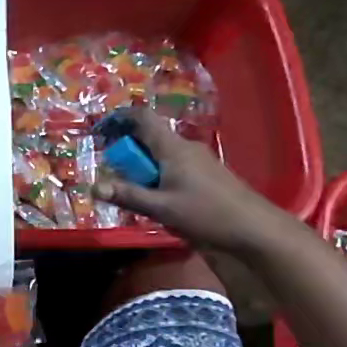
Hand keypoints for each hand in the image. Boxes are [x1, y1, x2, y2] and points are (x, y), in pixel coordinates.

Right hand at [93, 108, 287, 253]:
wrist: (252, 228)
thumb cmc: (206, 214)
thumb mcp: (162, 208)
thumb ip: (128, 196)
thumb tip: (94, 187)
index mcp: (172, 147)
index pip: (142, 118)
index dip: (119, 119)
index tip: (100, 131)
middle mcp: (184, 147)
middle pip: (149, 138)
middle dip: (127, 151)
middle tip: (111, 172)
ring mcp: (197, 160)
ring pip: (160, 155)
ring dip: (142, 168)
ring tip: (131, 191)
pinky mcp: (205, 174)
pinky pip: (173, 166)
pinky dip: (158, 176)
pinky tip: (156, 199)